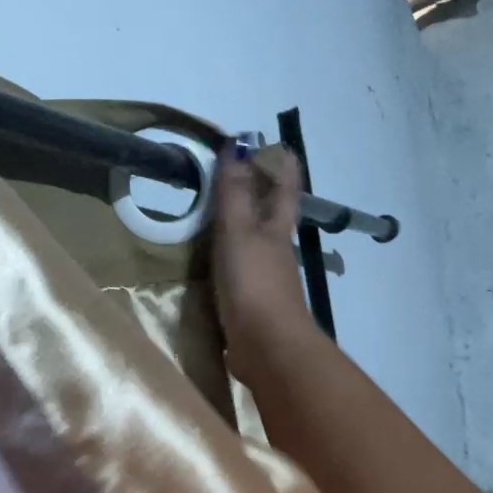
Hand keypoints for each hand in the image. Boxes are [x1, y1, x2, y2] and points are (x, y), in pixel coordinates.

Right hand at [211, 145, 318, 384]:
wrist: (267, 349)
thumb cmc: (254, 285)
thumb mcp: (239, 233)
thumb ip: (234, 193)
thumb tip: (237, 145)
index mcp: (277, 229)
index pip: (285, 186)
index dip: (280, 162)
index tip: (266, 143)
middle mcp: (276, 250)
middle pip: (272, 214)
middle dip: (260, 194)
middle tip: (233, 175)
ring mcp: (266, 280)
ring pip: (256, 243)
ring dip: (240, 228)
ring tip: (210, 216)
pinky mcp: (252, 306)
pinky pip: (240, 273)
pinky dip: (227, 261)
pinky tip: (208, 264)